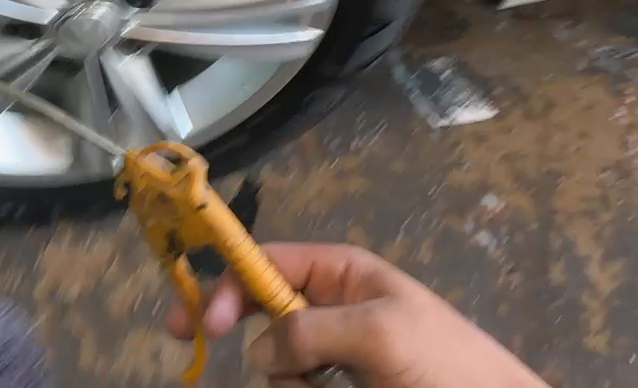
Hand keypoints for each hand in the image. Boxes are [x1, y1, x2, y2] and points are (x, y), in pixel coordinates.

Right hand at [165, 243, 547, 387]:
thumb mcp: (378, 335)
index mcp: (342, 274)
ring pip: (280, 359)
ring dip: (286, 376)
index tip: (202, 319)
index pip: (270, 262)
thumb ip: (311, 331)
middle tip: (188, 336)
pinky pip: (301, 385)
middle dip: (238, 322)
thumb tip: (258, 347)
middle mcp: (333, 307)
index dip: (230, 281)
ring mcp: (339, 355)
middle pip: (264, 307)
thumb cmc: (449, 368)